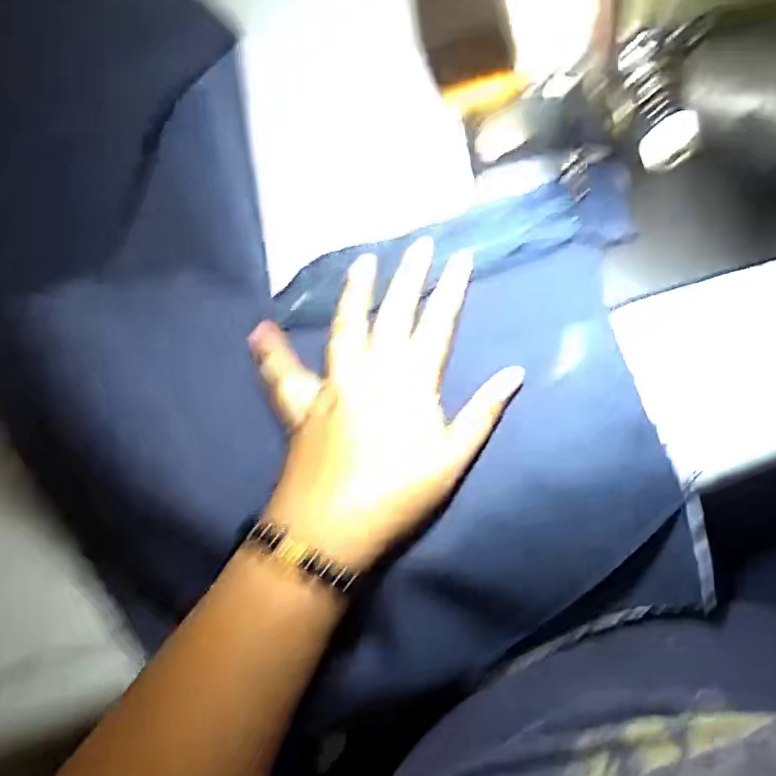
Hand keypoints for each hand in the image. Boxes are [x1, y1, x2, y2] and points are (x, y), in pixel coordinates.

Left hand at [247, 238, 523, 568]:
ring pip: (345, 329)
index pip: (437, 324)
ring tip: (361, 262)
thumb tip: (515, 373)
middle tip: (420, 244)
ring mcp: (333, 386)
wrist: (329, 530)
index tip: (460, 257)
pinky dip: (272, 353)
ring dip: (355, 293)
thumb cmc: (401, 493)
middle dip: (409, 276)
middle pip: (393, 314)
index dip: (450, 288)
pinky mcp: (303, 406)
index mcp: (411, 382)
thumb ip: (483, 411)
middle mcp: (371, 372)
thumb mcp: (454, 456)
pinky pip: (285, 375)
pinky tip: (259, 331)